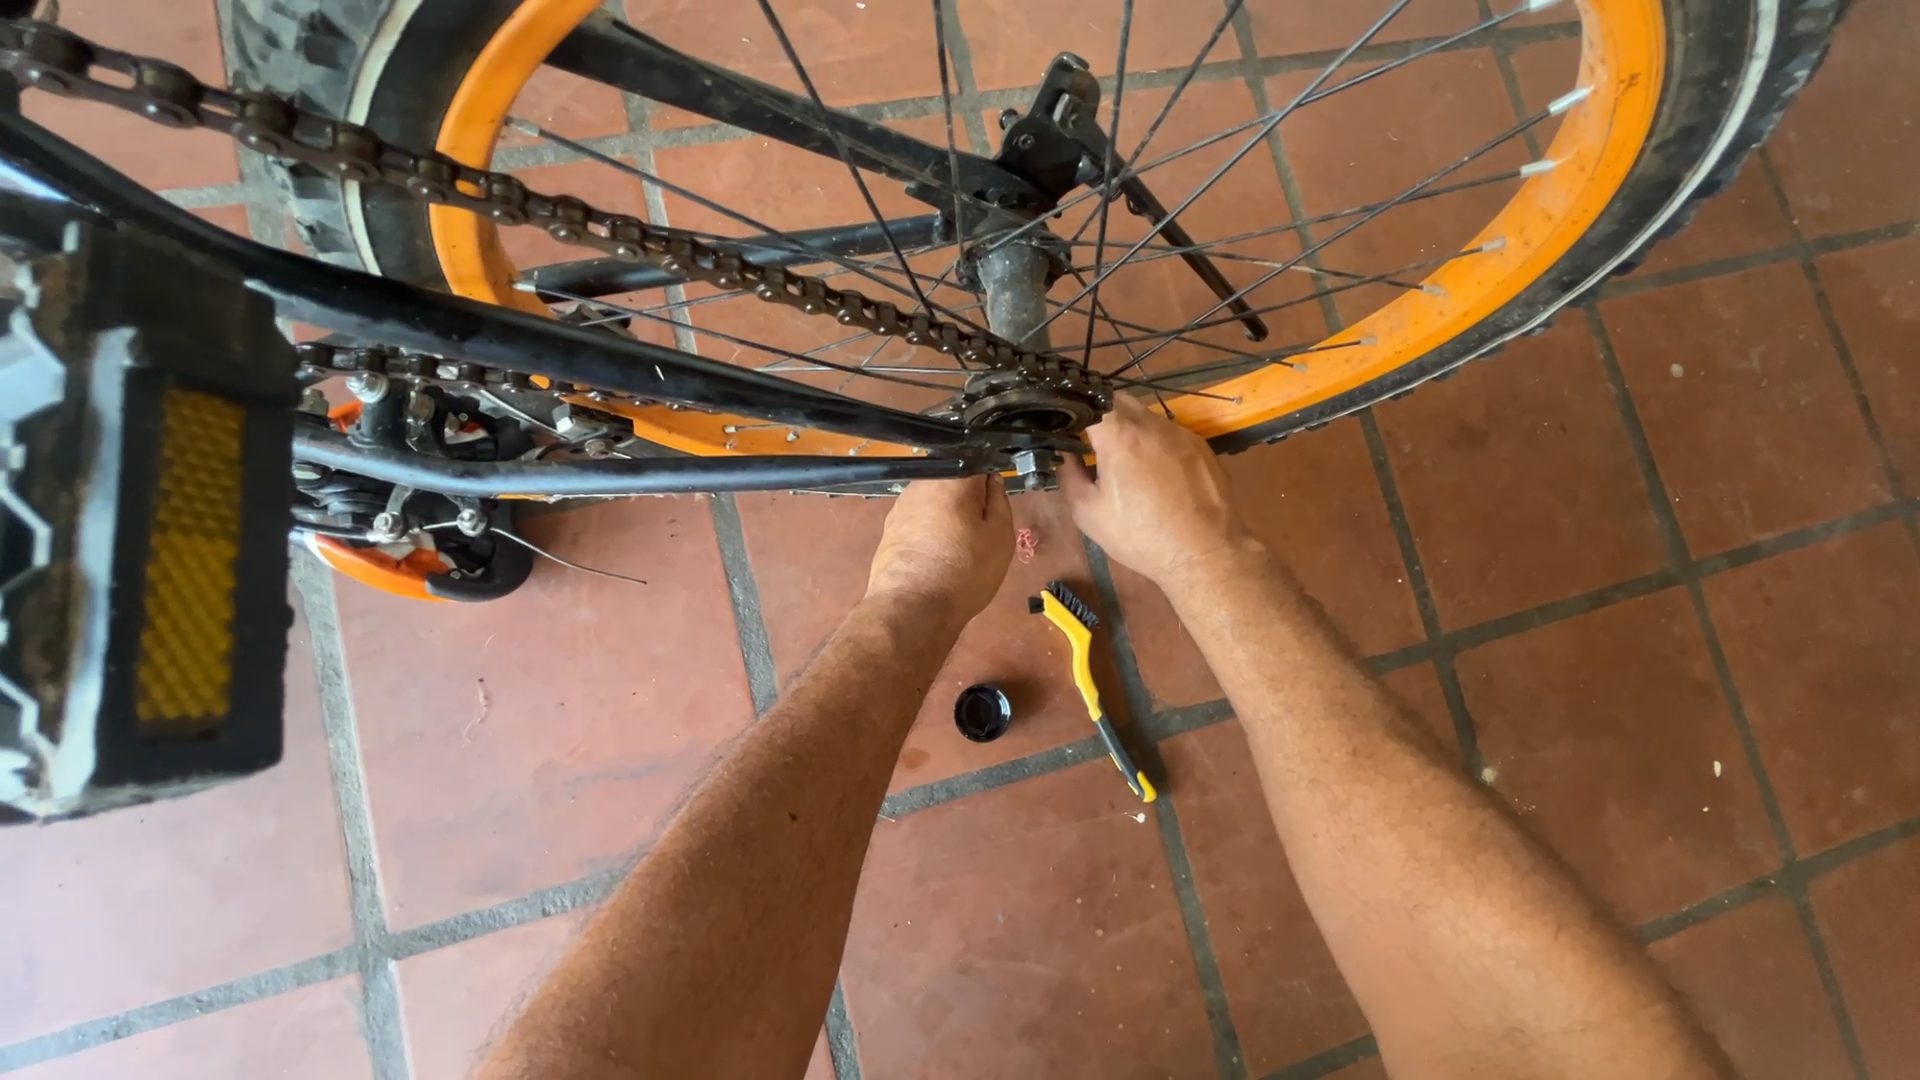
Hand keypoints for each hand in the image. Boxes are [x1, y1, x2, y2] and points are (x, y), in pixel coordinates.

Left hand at [865, 475, 1013, 624]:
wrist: (912, 608)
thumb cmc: (965, 572)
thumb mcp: (1000, 538)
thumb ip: (999, 501)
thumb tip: (992, 481)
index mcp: (953, 478)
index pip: (977, 462)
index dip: (990, 479)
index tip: (995, 502)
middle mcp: (923, 484)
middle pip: (952, 480)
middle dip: (967, 498)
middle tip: (979, 531)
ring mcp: (901, 505)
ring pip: (933, 501)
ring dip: (946, 515)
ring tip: (957, 547)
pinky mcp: (889, 527)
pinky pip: (917, 519)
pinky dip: (929, 530)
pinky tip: (936, 555)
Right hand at [1059, 395, 1252, 590]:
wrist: (1203, 552)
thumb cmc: (1140, 536)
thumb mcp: (1088, 513)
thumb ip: (1069, 475)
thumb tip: (1064, 454)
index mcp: (1119, 436)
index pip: (1090, 398)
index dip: (1076, 409)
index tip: (1069, 428)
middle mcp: (1151, 424)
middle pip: (1119, 401)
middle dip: (1102, 417)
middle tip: (1094, 446)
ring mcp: (1180, 432)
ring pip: (1146, 416)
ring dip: (1130, 431)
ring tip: (1128, 465)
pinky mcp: (1200, 444)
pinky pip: (1169, 433)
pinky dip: (1156, 444)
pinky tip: (1157, 474)